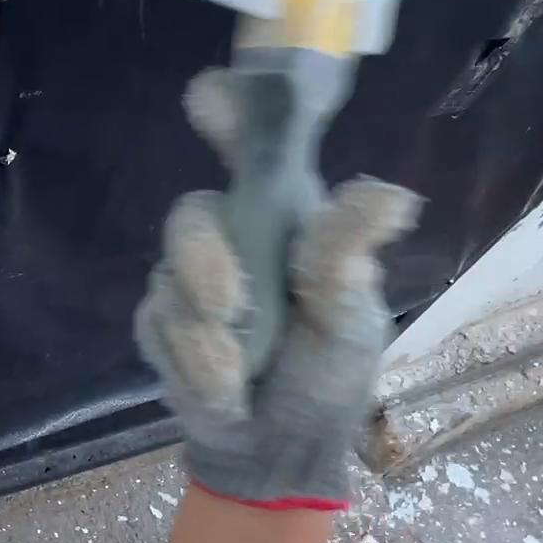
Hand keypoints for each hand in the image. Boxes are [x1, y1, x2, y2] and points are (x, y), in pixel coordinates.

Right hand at [133, 69, 416, 509]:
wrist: (275, 449)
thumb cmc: (326, 375)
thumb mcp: (352, 316)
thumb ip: (345, 257)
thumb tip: (386, 194)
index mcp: (281, 223)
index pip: (249, 152)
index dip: (228, 115)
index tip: (209, 93)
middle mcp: (227, 240)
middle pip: (190, 212)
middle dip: (203, 254)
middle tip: (230, 304)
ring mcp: (183, 281)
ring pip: (169, 271)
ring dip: (203, 325)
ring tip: (235, 369)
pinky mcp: (156, 321)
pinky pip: (157, 323)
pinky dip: (192, 360)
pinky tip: (220, 388)